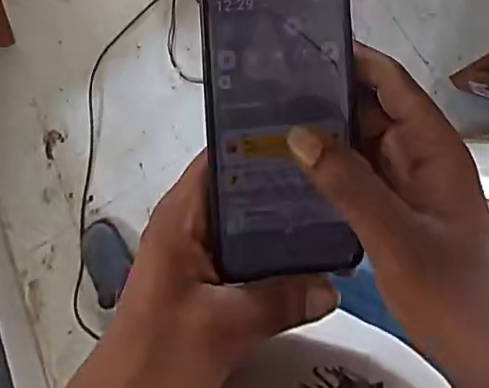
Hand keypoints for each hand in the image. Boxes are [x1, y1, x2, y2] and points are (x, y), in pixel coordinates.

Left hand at [70, 154, 337, 387]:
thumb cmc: (160, 351)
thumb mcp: (222, 326)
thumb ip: (277, 302)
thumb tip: (329, 286)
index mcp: (180, 213)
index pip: (219, 155)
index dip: (255, 140)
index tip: (300, 136)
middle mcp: (187, 221)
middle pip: (236, 185)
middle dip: (276, 180)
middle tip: (326, 175)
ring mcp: (195, 249)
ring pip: (242, 220)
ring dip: (276, 218)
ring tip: (326, 208)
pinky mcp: (204, 277)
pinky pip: (243, 250)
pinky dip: (269, 250)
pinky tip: (305, 256)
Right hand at [286, 45, 488, 387]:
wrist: (484, 361)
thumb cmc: (453, 295)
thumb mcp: (397, 239)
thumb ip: (349, 184)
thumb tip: (298, 132)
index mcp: (433, 145)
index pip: (391, 80)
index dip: (353, 55)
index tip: (305, 43)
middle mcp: (420, 152)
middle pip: (370, 104)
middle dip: (327, 90)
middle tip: (272, 82)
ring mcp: (406, 178)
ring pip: (360, 136)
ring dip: (324, 126)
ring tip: (271, 113)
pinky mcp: (394, 202)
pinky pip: (356, 167)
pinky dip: (328, 159)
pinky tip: (292, 160)